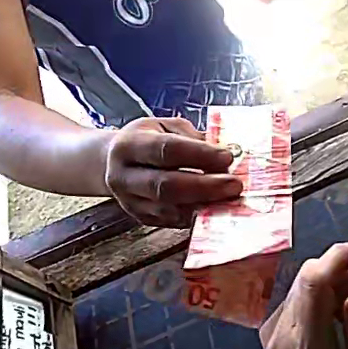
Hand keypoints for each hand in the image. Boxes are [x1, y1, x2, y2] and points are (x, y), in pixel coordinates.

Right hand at [103, 116, 242, 226]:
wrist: (113, 162)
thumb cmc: (148, 139)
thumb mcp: (166, 126)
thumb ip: (193, 138)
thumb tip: (228, 153)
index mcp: (128, 145)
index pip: (166, 150)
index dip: (198, 154)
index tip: (227, 156)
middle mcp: (123, 176)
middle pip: (165, 185)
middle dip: (204, 186)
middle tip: (234, 184)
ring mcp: (130, 202)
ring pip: (170, 209)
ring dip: (204, 204)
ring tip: (231, 198)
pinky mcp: (142, 219)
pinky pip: (173, 221)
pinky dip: (198, 216)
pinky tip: (218, 208)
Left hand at [257, 239, 347, 348]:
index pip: (314, 287)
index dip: (338, 258)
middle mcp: (281, 335)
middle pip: (306, 277)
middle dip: (343, 269)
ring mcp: (271, 331)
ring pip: (301, 282)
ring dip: (334, 280)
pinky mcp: (270, 330)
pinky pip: (296, 295)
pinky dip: (322, 291)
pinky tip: (340, 311)